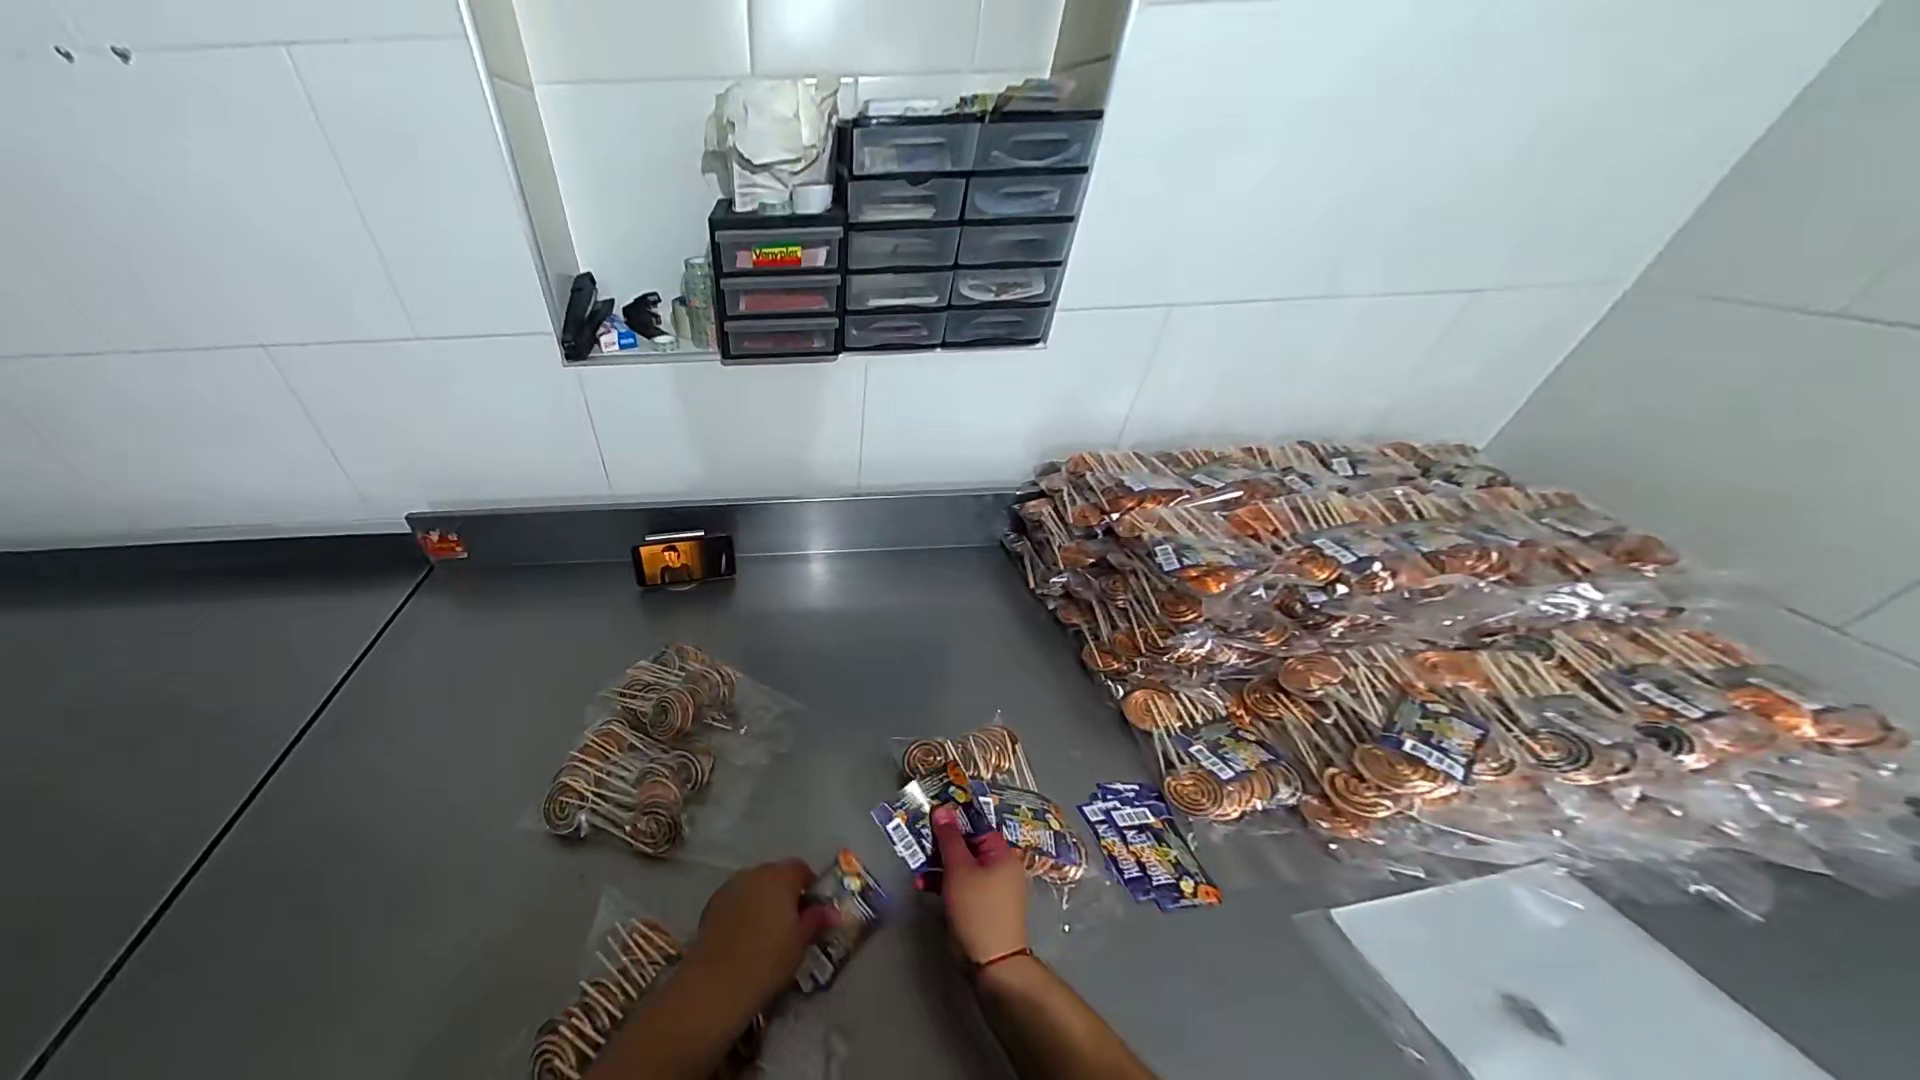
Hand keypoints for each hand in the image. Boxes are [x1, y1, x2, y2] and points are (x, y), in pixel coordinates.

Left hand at [681, 859, 837, 1016]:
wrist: (715, 985)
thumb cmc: (767, 960)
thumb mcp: (800, 942)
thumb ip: (816, 920)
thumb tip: (832, 912)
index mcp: (780, 877)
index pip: (801, 869)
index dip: (808, 887)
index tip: (812, 910)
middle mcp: (754, 874)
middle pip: (775, 875)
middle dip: (784, 892)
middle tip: (790, 922)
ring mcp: (729, 888)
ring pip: (754, 886)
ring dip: (762, 900)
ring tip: (765, 930)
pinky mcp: (711, 905)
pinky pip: (735, 900)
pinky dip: (743, 910)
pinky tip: (743, 936)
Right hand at [929, 803, 1028, 962]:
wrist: (990, 962)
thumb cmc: (977, 908)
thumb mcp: (959, 869)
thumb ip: (948, 838)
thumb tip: (942, 809)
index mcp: (1002, 852)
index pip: (976, 825)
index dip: (953, 819)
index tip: (930, 814)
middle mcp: (999, 866)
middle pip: (967, 845)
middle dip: (941, 844)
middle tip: (917, 839)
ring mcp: (989, 886)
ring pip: (960, 865)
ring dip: (937, 865)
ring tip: (915, 866)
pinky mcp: (978, 904)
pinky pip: (959, 884)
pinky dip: (943, 882)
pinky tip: (922, 885)